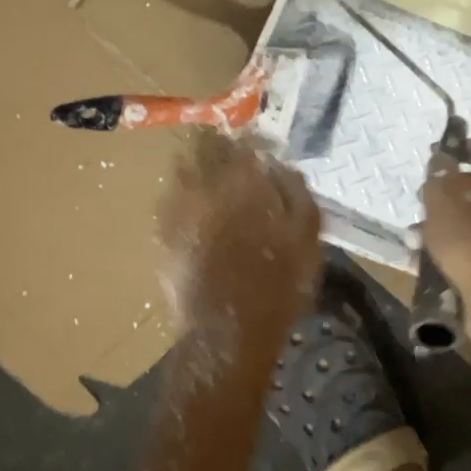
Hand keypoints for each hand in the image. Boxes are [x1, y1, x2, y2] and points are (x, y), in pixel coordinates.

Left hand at [158, 133, 322, 348]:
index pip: (243, 140)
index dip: (252, 138)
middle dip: (219, 145)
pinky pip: (169, 200)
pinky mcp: (163, 235)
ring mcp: (179, 210)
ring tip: (211, 176)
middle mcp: (207, 186)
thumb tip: (279, 163)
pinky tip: (194, 206)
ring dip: (197, 165)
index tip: (261, 145)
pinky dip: (181, 195)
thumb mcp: (306, 236)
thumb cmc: (278, 284)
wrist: (229, 332)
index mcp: (244, 182)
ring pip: (182, 168)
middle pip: (205, 147)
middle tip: (233, 154)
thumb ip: (295, 191)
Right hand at [419, 140, 470, 343]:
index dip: (466, 147)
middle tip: (420, 196)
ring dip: (439, 222)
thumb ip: (439, 172)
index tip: (441, 152)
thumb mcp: (444, 196)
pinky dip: (447, 247)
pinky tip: (420, 257)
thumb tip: (442, 158)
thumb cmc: (470, 237)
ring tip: (413, 235)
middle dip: (444, 190)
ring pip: (468, 218)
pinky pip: (469, 245)